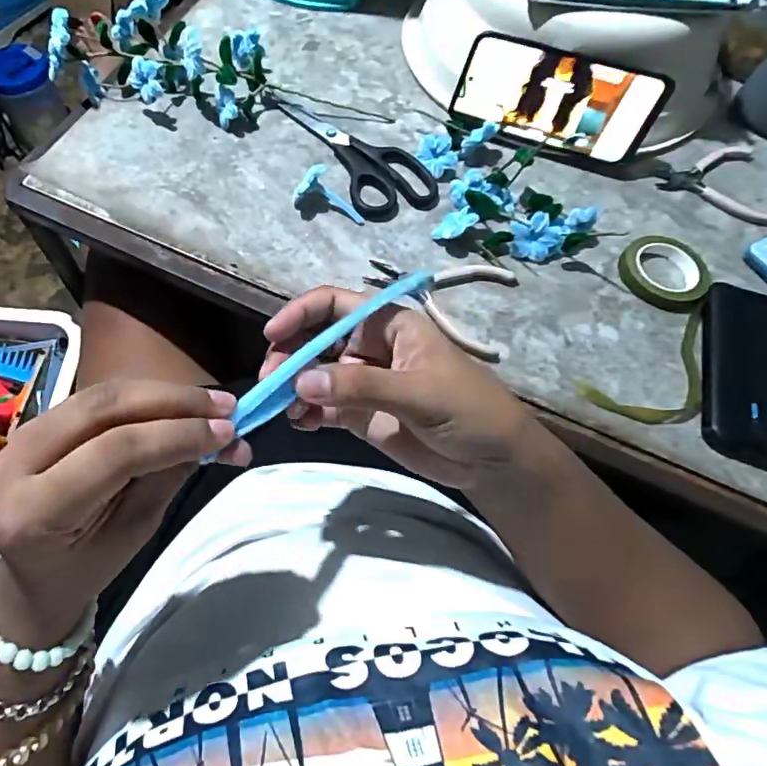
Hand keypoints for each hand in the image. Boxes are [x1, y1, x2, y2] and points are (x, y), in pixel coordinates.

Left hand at [0, 381, 251, 640]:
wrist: (31, 579)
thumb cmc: (85, 570)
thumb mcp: (133, 533)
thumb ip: (168, 476)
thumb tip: (220, 436)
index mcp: (31, 511)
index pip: (114, 452)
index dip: (176, 434)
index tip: (228, 431)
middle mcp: (9, 465)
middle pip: (102, 408)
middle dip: (172, 400)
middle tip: (224, 405)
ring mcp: (10, 439)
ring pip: (97, 395)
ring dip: (161, 393)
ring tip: (209, 401)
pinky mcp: (24, 425)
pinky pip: (90, 400)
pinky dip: (140, 398)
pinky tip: (176, 402)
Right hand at [261, 286, 546, 490]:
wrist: (494, 461)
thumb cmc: (469, 410)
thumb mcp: (419, 393)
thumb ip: (362, 387)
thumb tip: (301, 381)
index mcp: (389, 325)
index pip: (335, 305)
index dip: (301, 313)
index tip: (273, 333)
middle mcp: (370, 348)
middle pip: (316, 339)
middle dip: (290, 354)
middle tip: (272, 381)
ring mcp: (363, 383)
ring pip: (314, 375)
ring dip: (293, 386)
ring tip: (283, 406)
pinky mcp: (361, 415)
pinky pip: (323, 406)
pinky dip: (305, 411)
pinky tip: (299, 421)